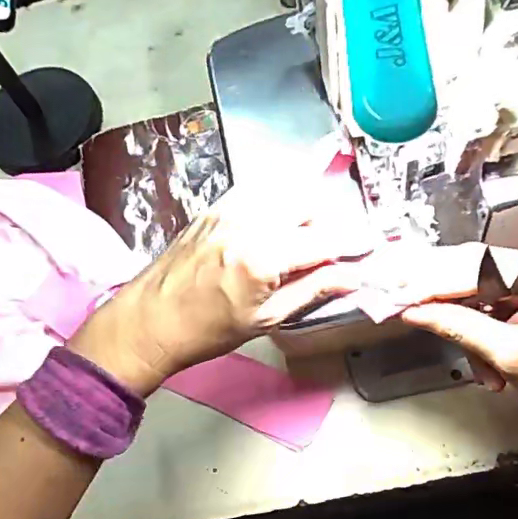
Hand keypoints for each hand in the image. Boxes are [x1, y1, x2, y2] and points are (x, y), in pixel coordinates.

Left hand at [68, 200, 368, 394]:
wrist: (151, 320)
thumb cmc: (206, 329)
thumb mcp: (267, 318)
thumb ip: (313, 290)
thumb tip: (351, 277)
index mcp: (263, 256)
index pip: (326, 240)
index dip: (352, 247)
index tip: (366, 252)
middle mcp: (248, 222)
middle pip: (310, 204)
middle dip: (329, 224)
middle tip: (332, 251)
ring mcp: (229, 209)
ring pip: (286, 190)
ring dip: (305, 208)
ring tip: (305, 238)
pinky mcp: (216, 206)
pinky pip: (259, 190)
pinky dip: (278, 200)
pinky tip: (279, 221)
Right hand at [400, 255, 517, 462]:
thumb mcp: (515, 357)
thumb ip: (461, 327)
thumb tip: (413, 310)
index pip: (480, 266)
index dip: (434, 281)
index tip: (397, 295)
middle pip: (477, 273)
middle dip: (443, 299)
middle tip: (400, 305)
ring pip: (481, 299)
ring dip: (471, 336)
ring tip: (487, 375)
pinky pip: (494, 316)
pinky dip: (485, 344)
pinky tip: (495, 373)